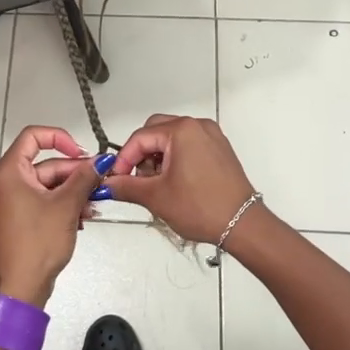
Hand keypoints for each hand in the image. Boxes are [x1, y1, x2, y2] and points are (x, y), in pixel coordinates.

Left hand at [0, 126, 98, 307]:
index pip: (34, 136)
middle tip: (101, 184)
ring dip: (74, 192)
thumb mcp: (65, 206)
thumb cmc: (38, 241)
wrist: (20, 286)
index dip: (60, 138)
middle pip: (47, 163)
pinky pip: (47, 201)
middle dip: (75, 173)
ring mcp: (15, 200)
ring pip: (50, 184)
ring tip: (94, 207)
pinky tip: (85, 218)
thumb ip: (84, 178)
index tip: (82, 154)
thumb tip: (102, 159)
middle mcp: (9, 181)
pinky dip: (65, 205)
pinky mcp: (23, 217)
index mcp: (11, 171)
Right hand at [102, 115, 259, 244]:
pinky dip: (176, 157)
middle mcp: (198, 125)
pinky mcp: (220, 148)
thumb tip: (106, 184)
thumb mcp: (156, 197)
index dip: (124, 159)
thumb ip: (126, 186)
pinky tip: (175, 182)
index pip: (140, 138)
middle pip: (155, 131)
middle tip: (138, 180)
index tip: (116, 179)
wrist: (243, 224)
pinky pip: (189, 144)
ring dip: (158, 156)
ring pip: (172, 138)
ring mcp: (212, 135)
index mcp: (182, 130)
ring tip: (157, 184)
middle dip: (141, 154)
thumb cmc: (200, 208)